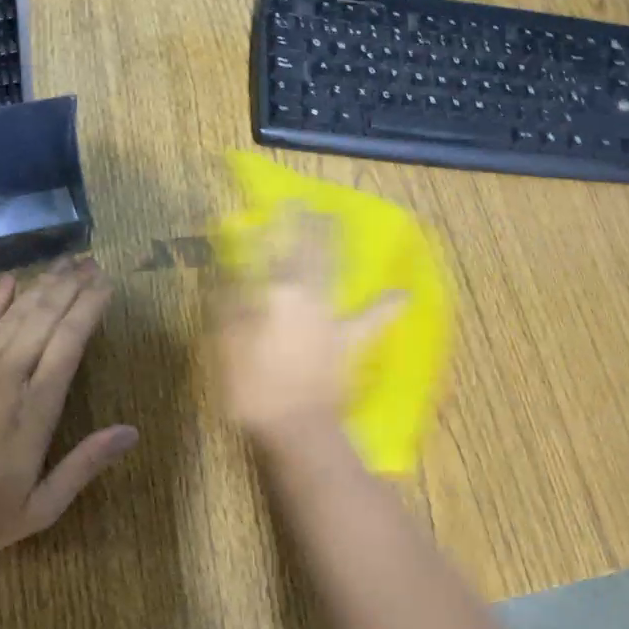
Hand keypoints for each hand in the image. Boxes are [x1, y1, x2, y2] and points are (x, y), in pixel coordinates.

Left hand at [0, 257, 136, 554]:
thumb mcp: (43, 505)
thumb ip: (86, 464)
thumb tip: (131, 432)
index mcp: (38, 408)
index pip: (69, 342)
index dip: (88, 308)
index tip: (105, 284)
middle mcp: (9, 378)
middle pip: (45, 318)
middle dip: (71, 286)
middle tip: (91, 262)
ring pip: (14, 316)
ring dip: (42, 286)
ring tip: (64, 263)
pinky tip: (9, 281)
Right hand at [216, 210, 403, 452]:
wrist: (297, 426)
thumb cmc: (252, 386)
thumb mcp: (226, 343)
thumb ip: (228, 302)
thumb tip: (227, 270)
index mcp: (276, 291)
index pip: (272, 248)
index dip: (273, 224)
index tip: (272, 202)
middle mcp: (308, 294)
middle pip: (310, 251)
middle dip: (309, 226)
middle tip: (309, 206)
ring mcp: (331, 316)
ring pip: (335, 271)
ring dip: (334, 246)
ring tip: (336, 222)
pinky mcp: (349, 341)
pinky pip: (370, 318)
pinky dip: (386, 305)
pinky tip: (403, 295)